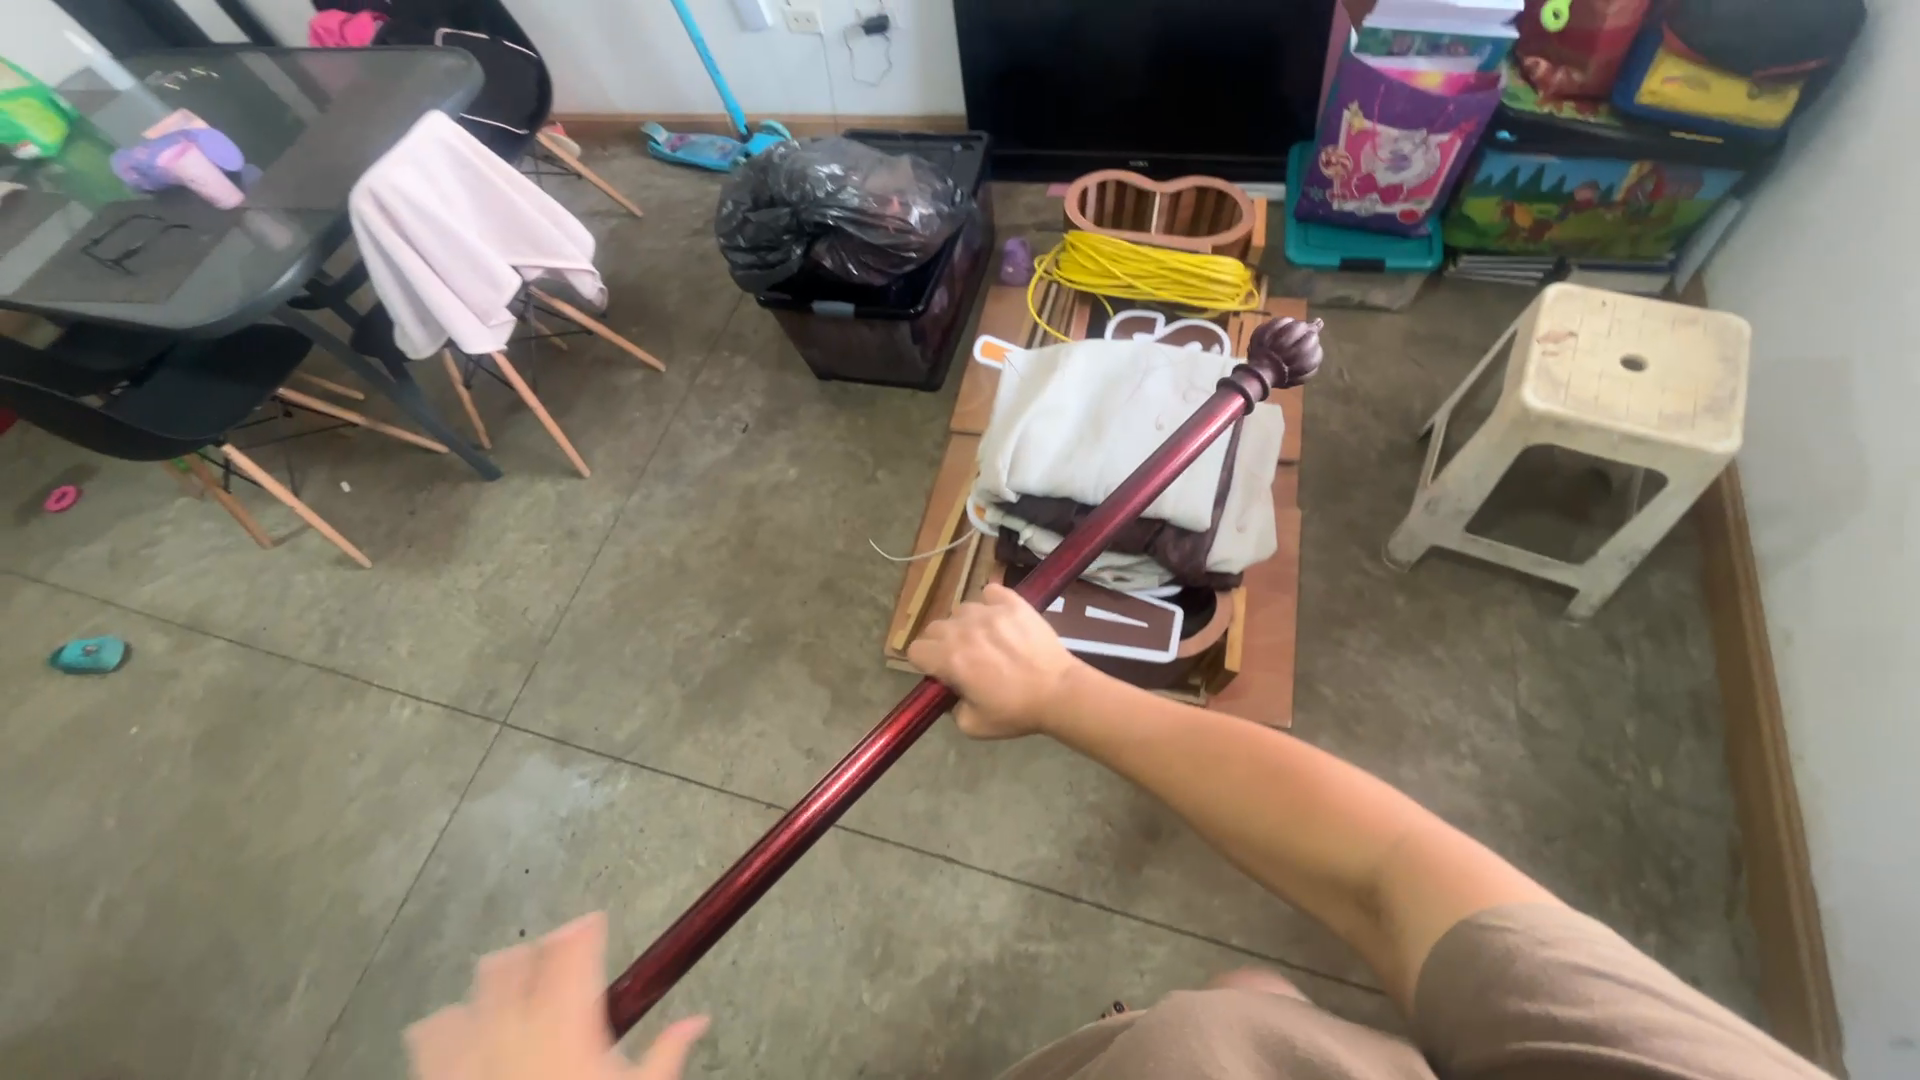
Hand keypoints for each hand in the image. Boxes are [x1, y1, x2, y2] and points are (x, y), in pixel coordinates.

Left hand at [406, 912, 708, 1079]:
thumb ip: (666, 1054)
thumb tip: (699, 1020)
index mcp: (567, 1027)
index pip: (572, 951)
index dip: (583, 929)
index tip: (593, 926)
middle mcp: (513, 1031)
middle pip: (510, 963)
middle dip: (532, 957)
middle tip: (553, 970)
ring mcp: (466, 1060)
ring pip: (465, 997)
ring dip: (485, 994)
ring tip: (505, 1008)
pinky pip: (426, 1039)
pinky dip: (444, 1032)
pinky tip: (466, 1046)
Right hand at [908, 583, 1082, 738]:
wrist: (1059, 692)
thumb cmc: (1016, 712)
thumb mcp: (973, 725)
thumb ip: (950, 708)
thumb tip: (950, 691)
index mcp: (950, 659)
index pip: (915, 650)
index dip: (925, 663)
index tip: (942, 672)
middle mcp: (963, 630)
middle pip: (935, 628)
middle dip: (943, 644)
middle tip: (965, 659)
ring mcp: (988, 612)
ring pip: (962, 610)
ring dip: (966, 625)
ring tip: (986, 640)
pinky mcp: (1012, 603)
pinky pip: (990, 592)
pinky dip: (991, 603)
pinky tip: (1000, 619)